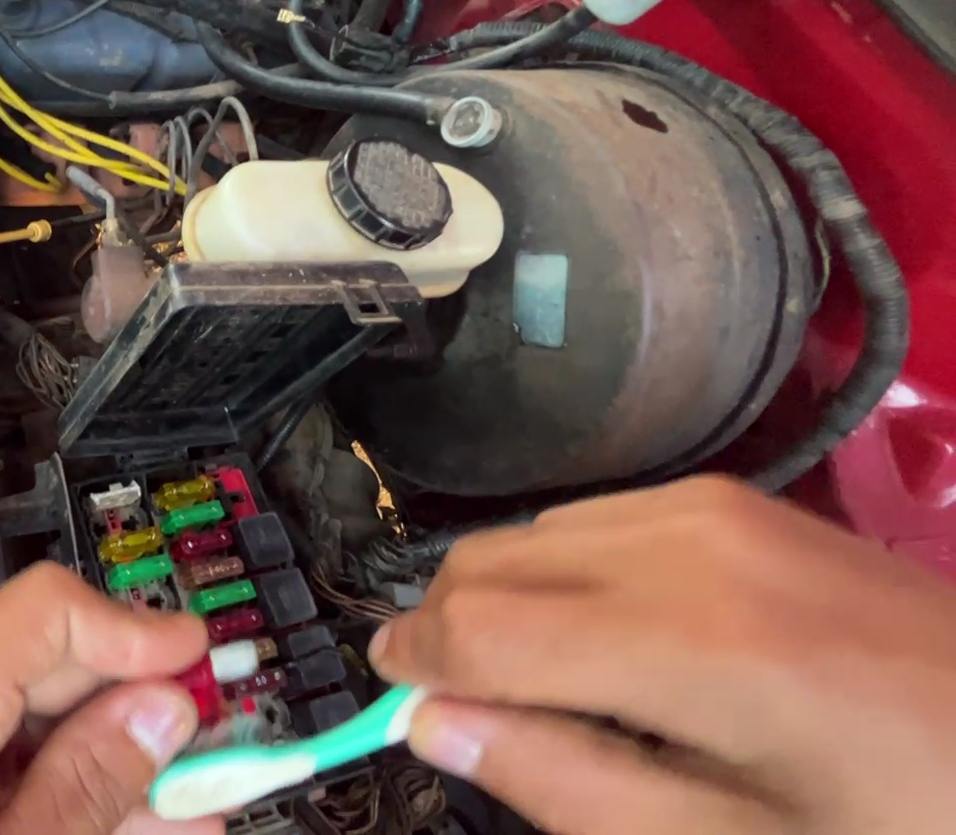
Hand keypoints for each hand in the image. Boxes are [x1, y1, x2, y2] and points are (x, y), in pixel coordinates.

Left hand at [0, 562, 218, 834]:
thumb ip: (90, 782)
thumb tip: (159, 710)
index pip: (51, 608)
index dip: (132, 628)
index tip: (196, 659)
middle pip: (45, 656)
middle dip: (130, 700)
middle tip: (209, 748)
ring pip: (26, 709)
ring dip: (102, 750)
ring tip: (185, 800)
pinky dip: (52, 773)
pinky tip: (116, 817)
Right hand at [370, 475, 955, 833]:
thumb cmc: (916, 832)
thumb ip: (565, 786)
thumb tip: (429, 722)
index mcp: (700, 643)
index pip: (484, 629)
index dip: (416, 660)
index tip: (394, 693)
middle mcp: (682, 543)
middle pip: (482, 564)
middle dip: (450, 630)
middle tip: (477, 702)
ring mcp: (701, 505)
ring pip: (520, 539)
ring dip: (501, 602)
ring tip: (557, 675)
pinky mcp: (716, 495)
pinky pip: (576, 524)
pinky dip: (553, 575)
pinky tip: (612, 629)